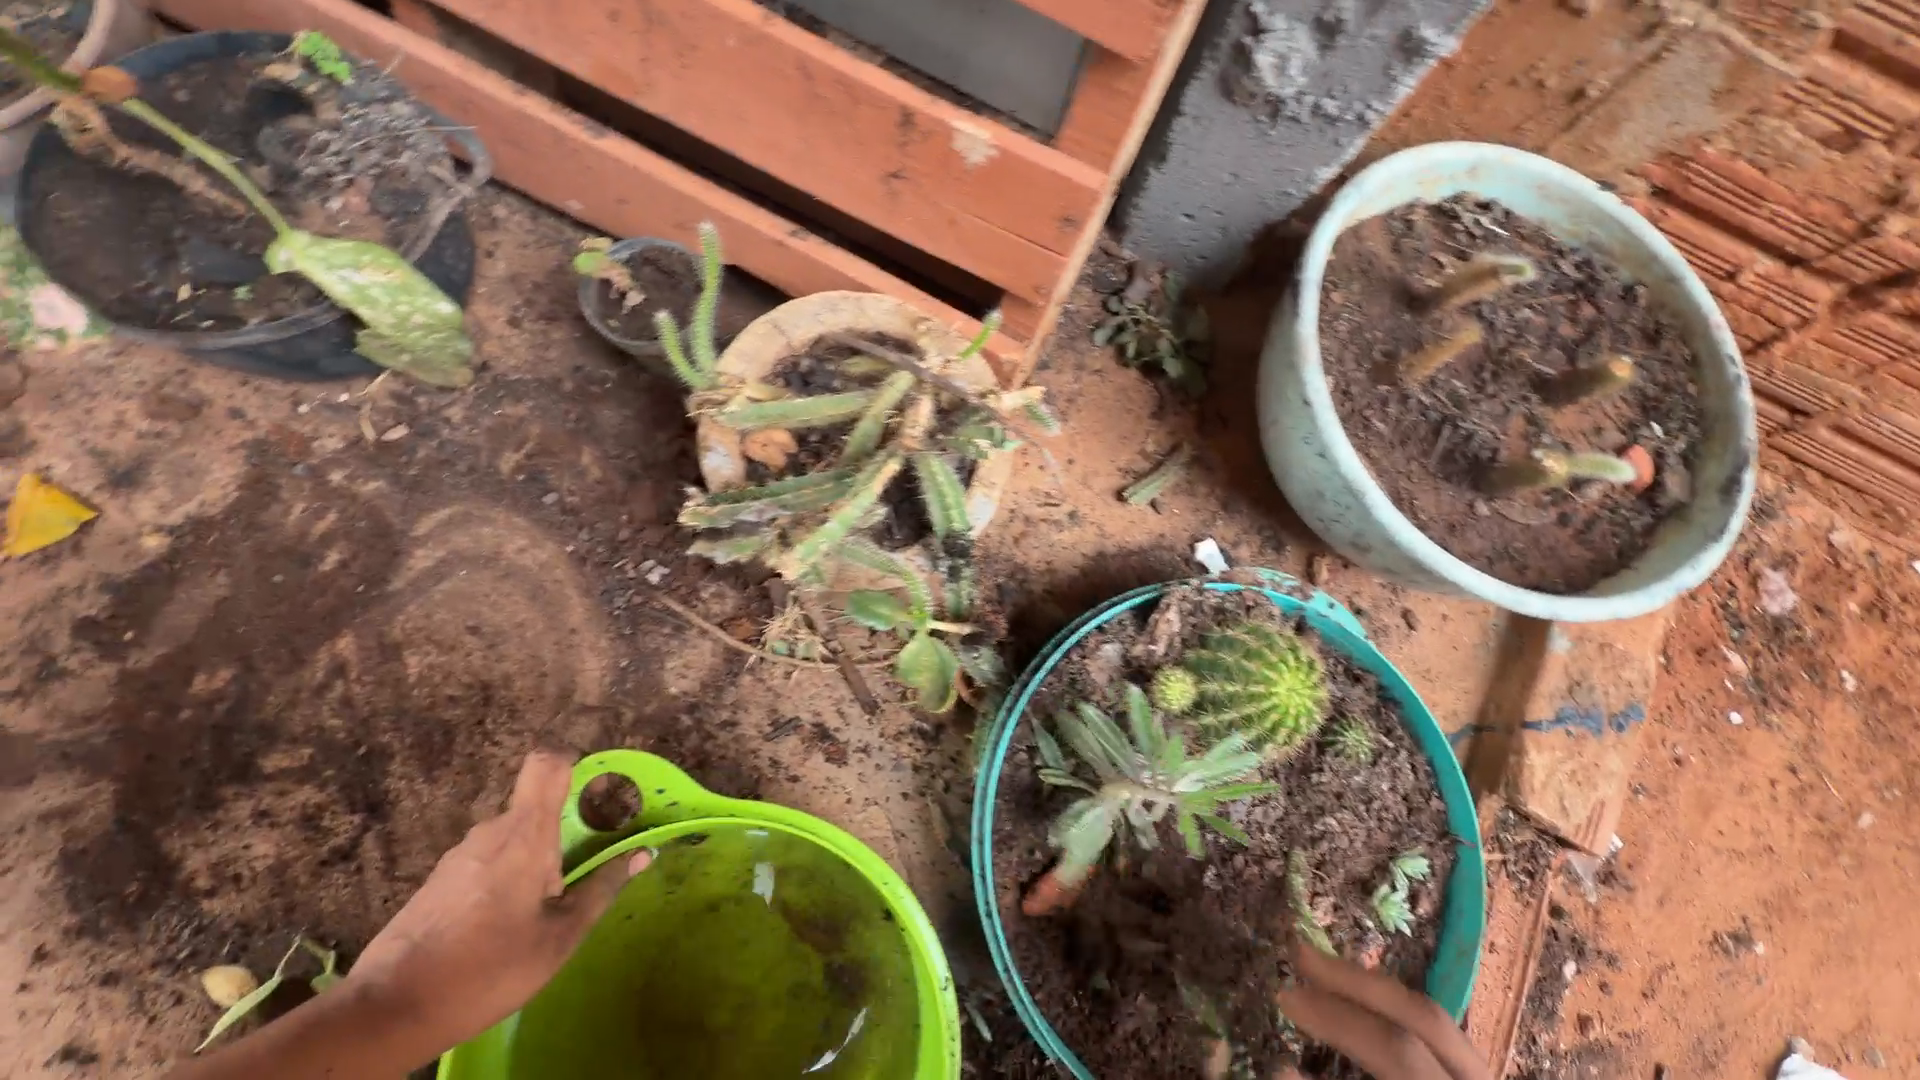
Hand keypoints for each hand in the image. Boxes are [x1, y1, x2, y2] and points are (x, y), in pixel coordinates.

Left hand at [341, 750, 651, 1048]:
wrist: (389, 1011)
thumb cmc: (489, 967)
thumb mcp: (560, 936)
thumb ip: (602, 888)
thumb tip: (643, 853)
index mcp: (525, 833)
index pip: (547, 763)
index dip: (573, 762)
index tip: (596, 792)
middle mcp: (491, 831)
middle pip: (537, 808)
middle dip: (563, 835)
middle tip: (578, 878)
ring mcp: (460, 855)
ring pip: (513, 839)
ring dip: (534, 862)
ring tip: (540, 913)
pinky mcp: (440, 880)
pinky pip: (488, 861)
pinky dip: (506, 880)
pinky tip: (502, 928)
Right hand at [1270, 939, 1491, 1079]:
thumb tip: (1279, 1066)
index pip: (1397, 1048)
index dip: (1337, 1019)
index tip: (1283, 998)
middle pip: (1423, 1016)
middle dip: (1353, 980)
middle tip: (1296, 952)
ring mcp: (1484, 1076)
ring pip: (1435, 1016)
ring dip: (1372, 988)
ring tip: (1321, 967)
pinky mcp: (1476, 1074)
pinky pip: (1438, 1033)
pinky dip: (1392, 1009)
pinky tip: (1359, 999)